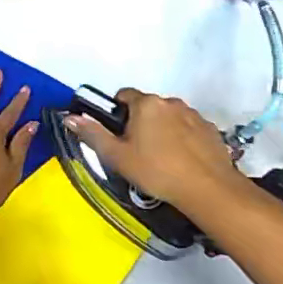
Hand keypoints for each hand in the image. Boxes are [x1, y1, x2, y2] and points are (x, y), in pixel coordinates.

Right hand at [65, 88, 248, 208]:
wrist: (207, 188)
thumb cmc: (156, 171)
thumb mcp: (117, 156)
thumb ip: (93, 134)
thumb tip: (70, 117)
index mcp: (146, 104)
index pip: (124, 95)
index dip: (117, 112)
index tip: (117, 133)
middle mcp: (171, 102)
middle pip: (148, 106)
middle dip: (140, 122)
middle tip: (136, 151)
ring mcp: (194, 115)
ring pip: (170, 117)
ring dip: (163, 130)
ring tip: (161, 158)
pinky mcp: (211, 130)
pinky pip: (190, 129)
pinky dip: (183, 139)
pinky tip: (182, 161)